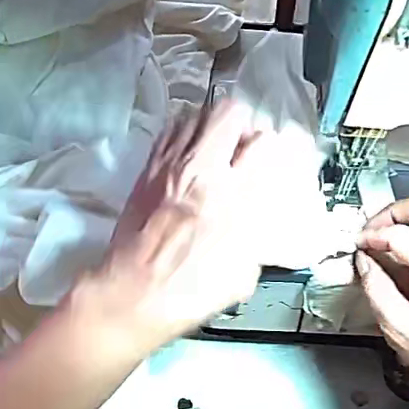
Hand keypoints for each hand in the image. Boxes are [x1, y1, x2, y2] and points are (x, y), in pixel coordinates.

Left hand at [72, 99, 280, 354]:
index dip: (275, 147)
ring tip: (216, 145)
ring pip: (196, 115)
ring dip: (211, 125)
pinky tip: (188, 154)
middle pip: (229, 113)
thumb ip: (256, 237)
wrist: (132, 295)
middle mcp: (202, 171)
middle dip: (243, 124)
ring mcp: (170, 166)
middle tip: (244, 144)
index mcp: (233, 199)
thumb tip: (261, 222)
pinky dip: (184, 134)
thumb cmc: (189, 294)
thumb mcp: (241, 274)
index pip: (265, 144)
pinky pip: (169, 132)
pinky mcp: (146, 170)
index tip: (277, 157)